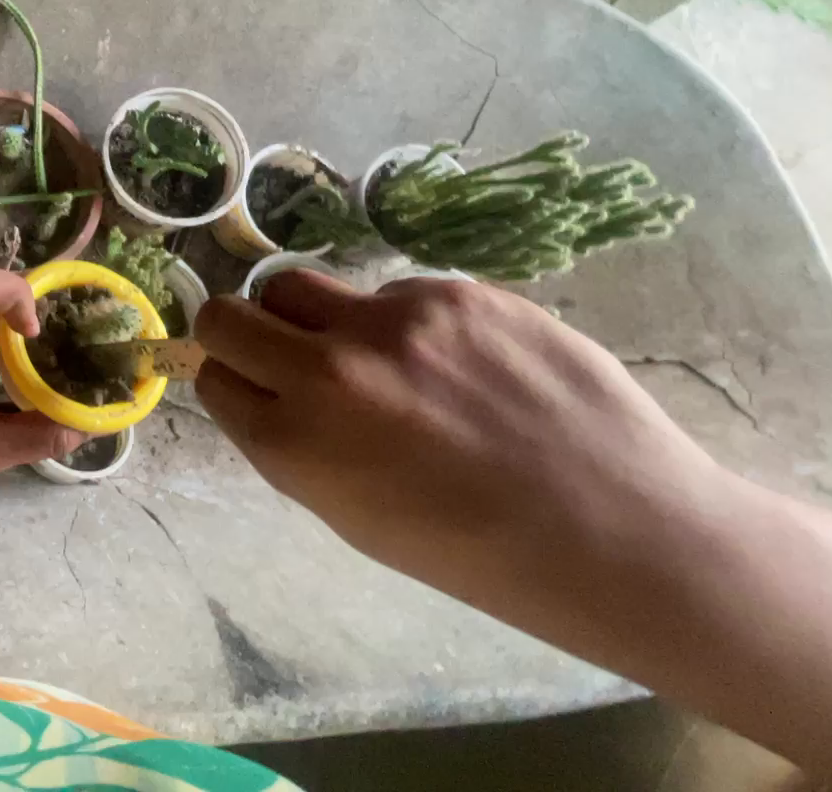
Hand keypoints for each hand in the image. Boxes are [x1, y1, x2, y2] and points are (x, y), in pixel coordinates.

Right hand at [192, 270, 733, 605]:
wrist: (619, 532)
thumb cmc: (467, 546)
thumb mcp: (342, 510)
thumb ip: (283, 438)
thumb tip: (255, 382)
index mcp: (292, 444)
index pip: (212, 375)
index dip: (232, 380)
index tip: (258, 387)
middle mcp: (325, 372)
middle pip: (226, 314)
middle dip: (238, 332)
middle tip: (282, 351)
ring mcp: (391, 323)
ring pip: (296, 286)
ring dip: (313, 318)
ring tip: (375, 354)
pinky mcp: (453, 292)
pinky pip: (387, 292)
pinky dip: (401, 322)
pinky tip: (455, 361)